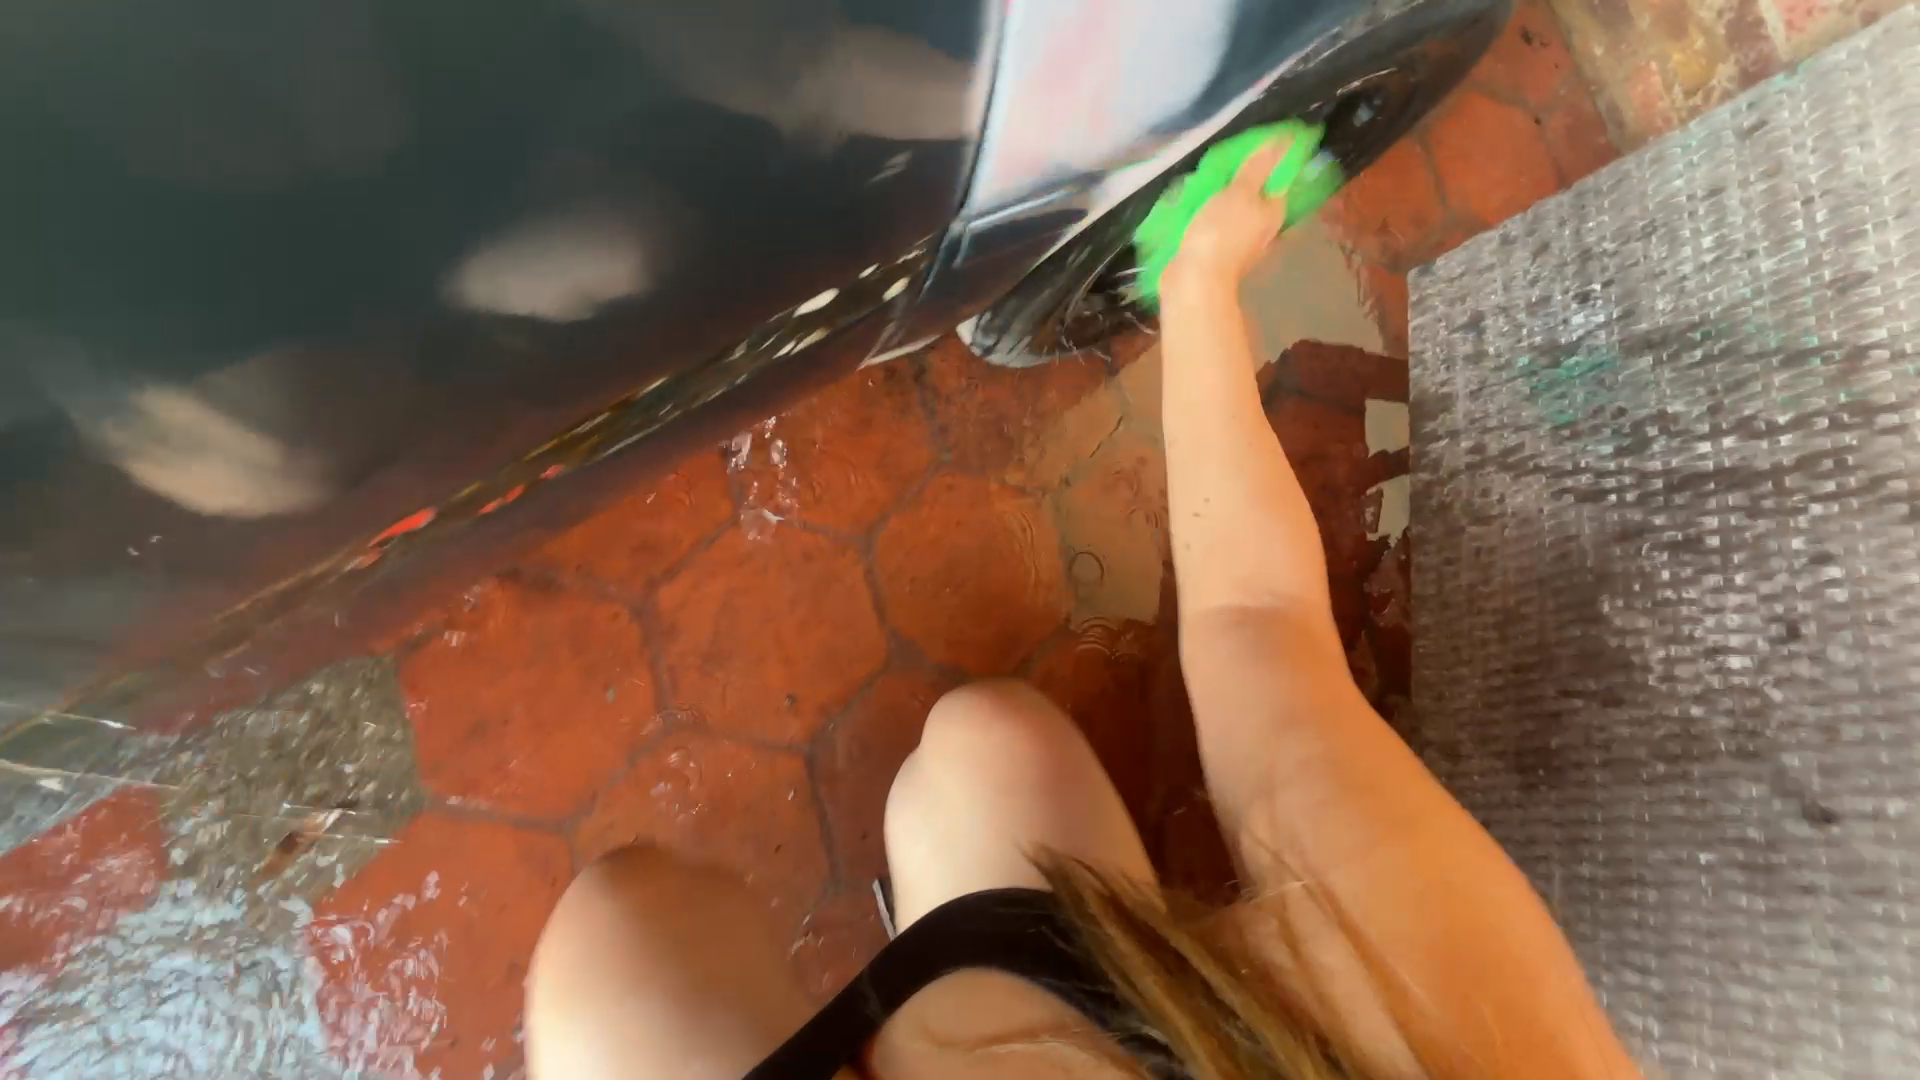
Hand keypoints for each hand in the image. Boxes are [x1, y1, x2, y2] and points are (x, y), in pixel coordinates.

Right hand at [1162, 139, 1291, 297]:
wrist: (1194, 281)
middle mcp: (1263, 232)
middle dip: (1240, 187)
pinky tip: (1197, 217)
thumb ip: (1260, 166)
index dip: (1264, 166)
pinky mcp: (1218, 260)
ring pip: (1236, 218)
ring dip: (1223, 207)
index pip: (1277, 182)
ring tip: (1204, 191)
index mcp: (1274, 213)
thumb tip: (1285, 140)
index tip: (1244, 155)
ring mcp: (1241, 249)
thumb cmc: (1221, 233)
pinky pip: (1217, 234)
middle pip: (1255, 201)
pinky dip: (1210, 224)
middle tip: (1221, 172)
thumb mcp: (1240, 190)